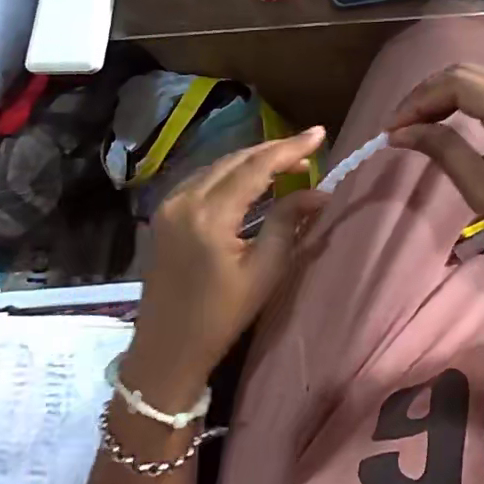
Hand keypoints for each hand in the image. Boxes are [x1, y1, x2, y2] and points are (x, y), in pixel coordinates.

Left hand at [124, 128, 327, 408]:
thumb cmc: (221, 317)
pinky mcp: (165, 213)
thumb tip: (318, 193)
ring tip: (289, 164)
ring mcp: (169, 204)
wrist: (166, 349)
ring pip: (218, 165)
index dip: (289, 148)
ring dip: (252, 161)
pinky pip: (203, 178)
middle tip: (309, 151)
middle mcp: (184, 199)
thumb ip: (287, 222)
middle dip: (273, 151)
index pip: (255, 167)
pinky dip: (231, 173)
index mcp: (209, 215)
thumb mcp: (264, 272)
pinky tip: (252, 179)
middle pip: (235, 160)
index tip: (319, 134)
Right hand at [387, 64, 483, 288]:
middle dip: (429, 94)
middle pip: (470, 73)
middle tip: (401, 125)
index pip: (461, 84)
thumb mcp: (483, 192)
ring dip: (446, 94)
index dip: (420, 100)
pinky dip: (467, 98)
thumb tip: (400, 132)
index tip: (393, 128)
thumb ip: (443, 150)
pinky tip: (447, 117)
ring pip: (483, 76)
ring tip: (418, 122)